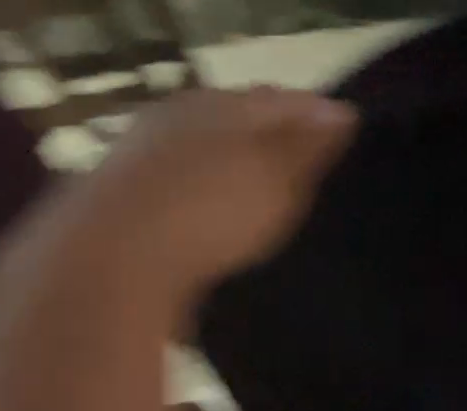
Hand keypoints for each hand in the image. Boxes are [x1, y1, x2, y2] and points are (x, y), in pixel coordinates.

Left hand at [55, 88, 357, 295]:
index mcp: (223, 105)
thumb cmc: (210, 210)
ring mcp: (153, 152)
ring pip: (215, 149)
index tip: (350, 137)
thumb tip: (341, 112)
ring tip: (277, 196)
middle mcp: (184, 116)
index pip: (284, 100)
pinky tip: (227, 216)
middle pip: (245, 120)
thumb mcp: (276, 178)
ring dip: (245, 167)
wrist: (116, 255)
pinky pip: (191, 182)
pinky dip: (216, 192)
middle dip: (281, 138)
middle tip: (317, 168)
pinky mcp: (136, 194)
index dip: (320, 116)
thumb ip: (309, 146)